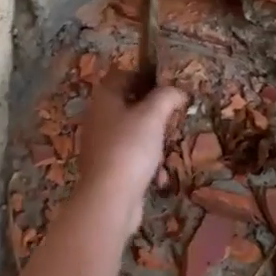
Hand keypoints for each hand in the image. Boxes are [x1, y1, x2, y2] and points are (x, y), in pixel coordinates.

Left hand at [74, 72, 186, 233]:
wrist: (109, 199)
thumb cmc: (130, 148)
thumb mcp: (153, 116)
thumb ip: (166, 97)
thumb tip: (177, 90)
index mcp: (104, 100)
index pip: (121, 76)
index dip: (143, 76)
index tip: (165, 83)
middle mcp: (97, 119)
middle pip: (127, 106)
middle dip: (151, 112)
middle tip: (172, 115)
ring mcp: (99, 146)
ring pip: (130, 135)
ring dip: (152, 141)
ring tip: (169, 148)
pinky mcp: (106, 170)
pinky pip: (129, 159)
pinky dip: (145, 165)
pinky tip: (159, 177)